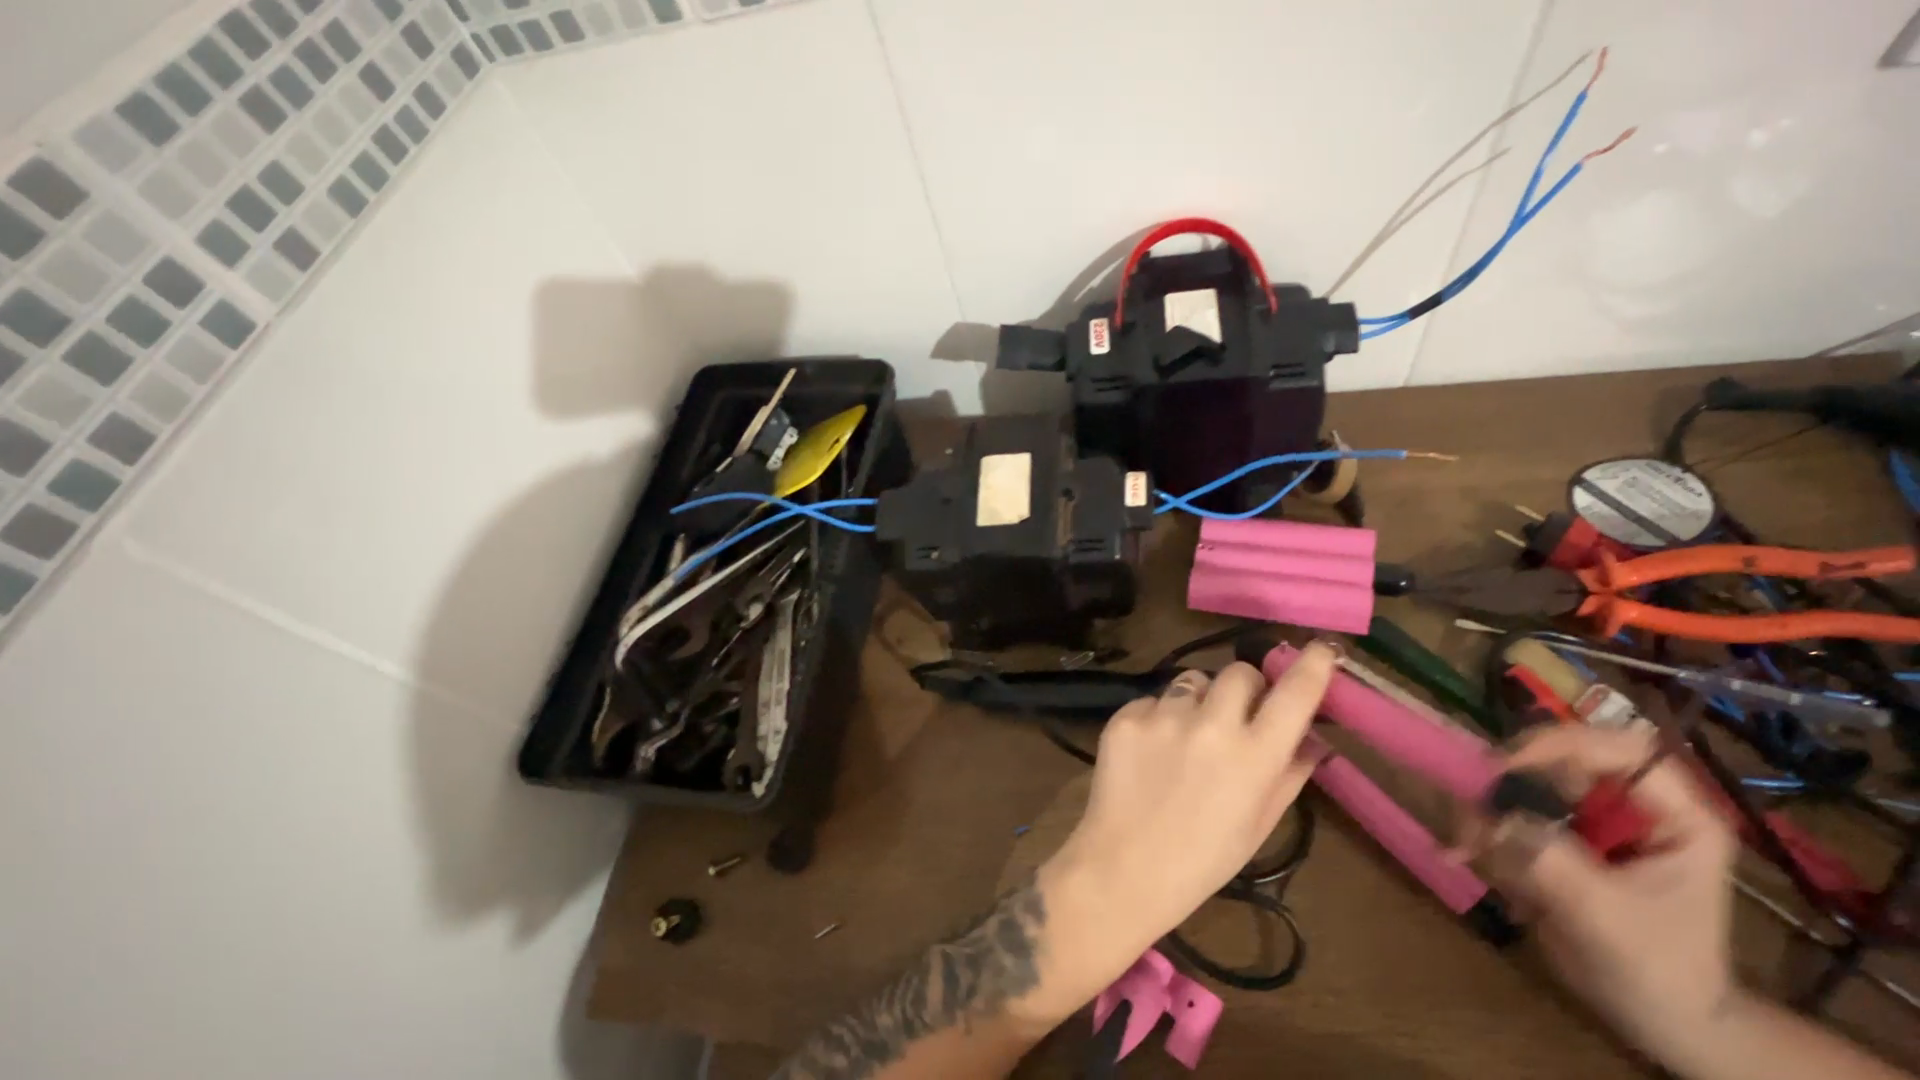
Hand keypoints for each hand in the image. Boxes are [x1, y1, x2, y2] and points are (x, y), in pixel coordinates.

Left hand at [1024, 644, 1335, 1019]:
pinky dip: (1159, 717)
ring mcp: (1165, 717)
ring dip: (1199, 700)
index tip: (1321, 649)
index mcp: (1255, 755)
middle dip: (1245, 688)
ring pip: (1193, 681)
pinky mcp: (1126, 717)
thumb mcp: (1260, 824)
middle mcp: (1212, 725)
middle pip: (1239, 672)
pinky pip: (1154, 700)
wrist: (1124, 869)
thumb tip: (1313, 738)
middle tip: (1237, 715)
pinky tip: (1151, 753)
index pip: (1295, 692)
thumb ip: (1290, 773)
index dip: (1313, 664)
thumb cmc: (1203, 859)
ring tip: (1186, 739)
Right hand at [1468, 724, 1740, 1061]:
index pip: (1620, 749)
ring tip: (1463, 848)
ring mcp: (1594, 823)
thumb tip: (1492, 816)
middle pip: (1560, 762)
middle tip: (1470, 817)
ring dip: (1486, 814)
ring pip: (1525, 787)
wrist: (1661, 1022)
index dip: (1562, 745)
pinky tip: (1465, 858)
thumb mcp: (1606, 917)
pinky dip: (1483, 834)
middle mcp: (1632, 806)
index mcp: (1675, 815)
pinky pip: (1511, 818)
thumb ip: (1551, 862)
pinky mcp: (1561, 841)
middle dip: (1508, 786)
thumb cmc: (1658, 970)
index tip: (1504, 768)